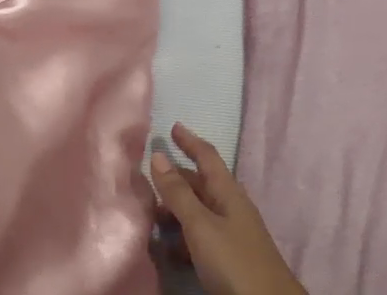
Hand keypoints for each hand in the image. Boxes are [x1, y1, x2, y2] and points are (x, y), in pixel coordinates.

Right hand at [150, 124, 305, 294]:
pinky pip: (201, 236)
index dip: (190, 141)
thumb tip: (158, 155)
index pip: (207, 156)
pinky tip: (168, 246)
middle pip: (202, 183)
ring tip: (152, 211)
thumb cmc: (234, 260)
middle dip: (178, 176)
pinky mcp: (229, 256)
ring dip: (177, 208)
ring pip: (200, 210)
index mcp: (228, 192)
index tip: (173, 126)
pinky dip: (183, 234)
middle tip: (152, 173)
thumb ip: (179, 194)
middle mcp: (231, 206)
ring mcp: (232, 232)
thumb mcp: (201, 225)